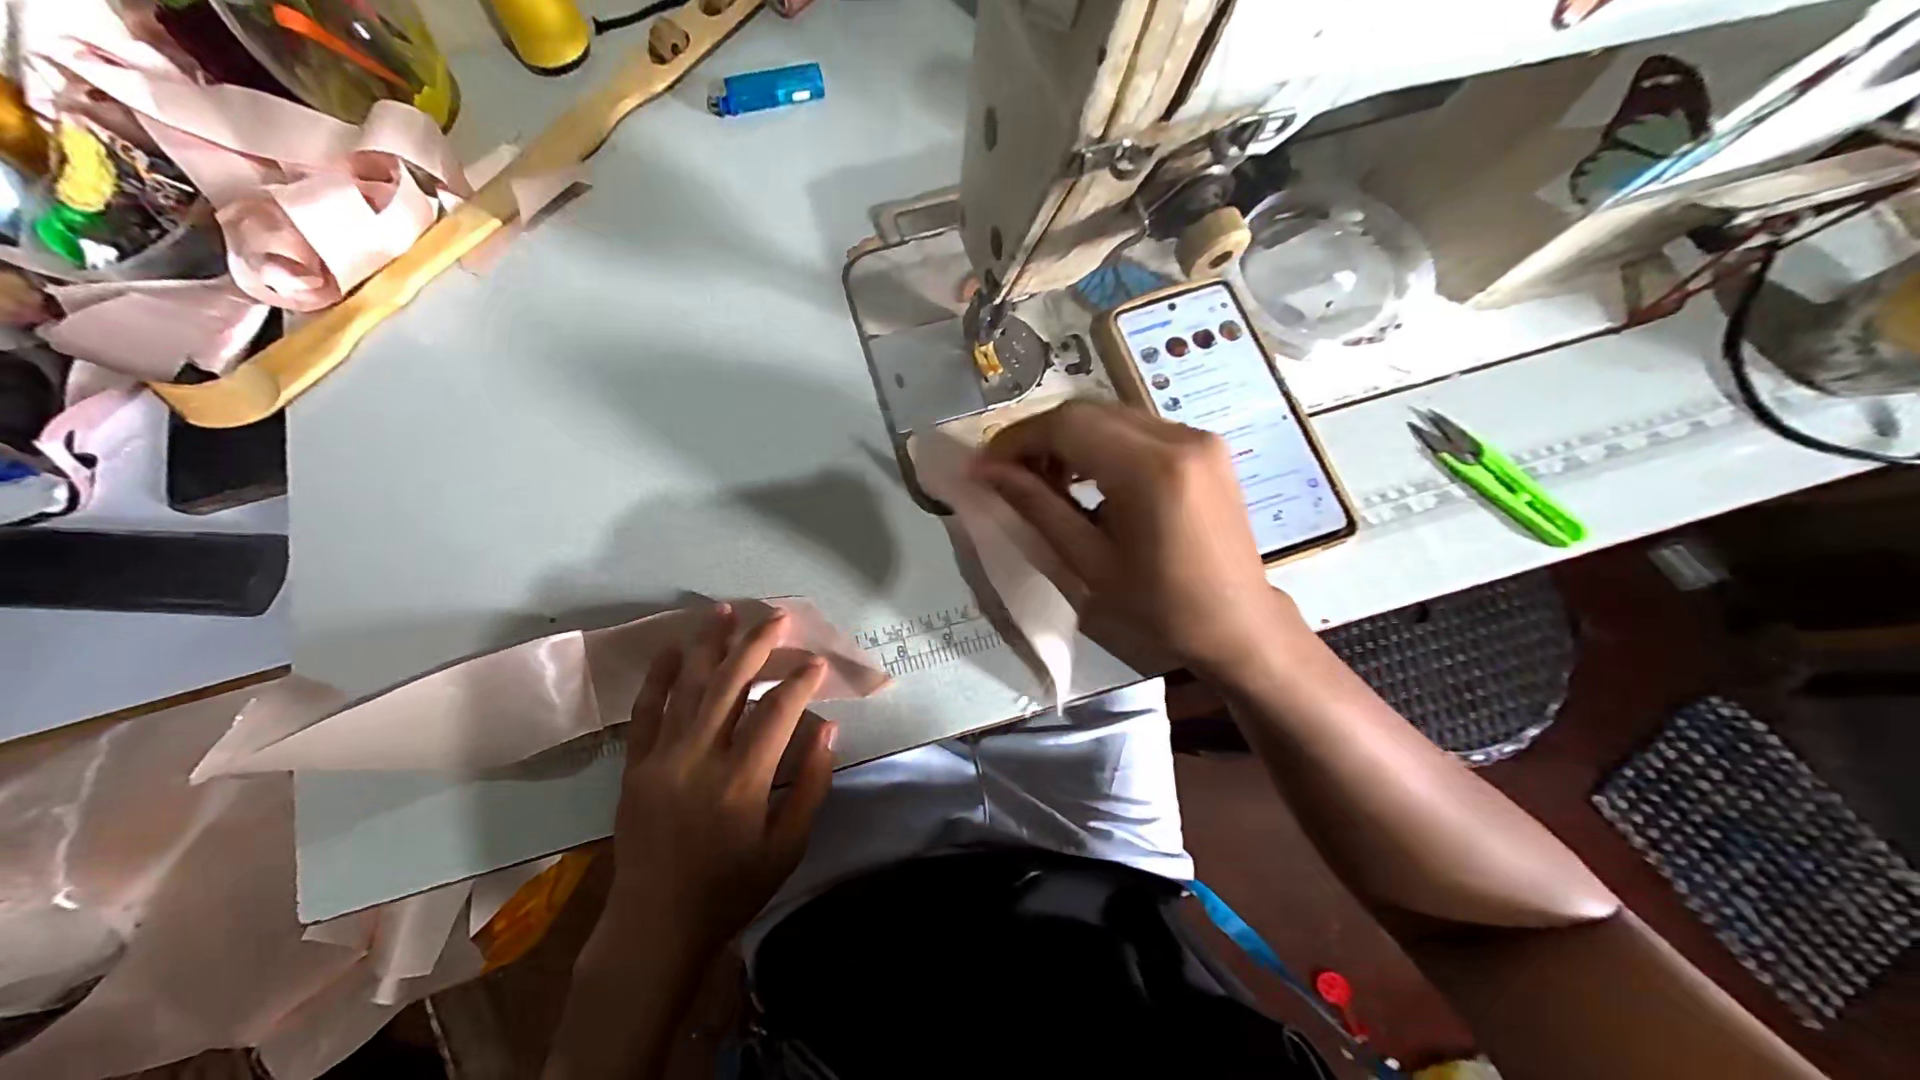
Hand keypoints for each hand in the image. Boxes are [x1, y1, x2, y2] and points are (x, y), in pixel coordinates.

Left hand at [605, 604, 836, 949]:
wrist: (654, 926)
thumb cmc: (729, 889)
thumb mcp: (787, 848)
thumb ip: (810, 785)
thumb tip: (828, 729)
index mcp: (742, 781)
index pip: (777, 712)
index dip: (801, 682)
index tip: (817, 663)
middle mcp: (699, 759)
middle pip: (731, 685)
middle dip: (757, 645)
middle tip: (776, 617)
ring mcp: (661, 759)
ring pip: (688, 688)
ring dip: (708, 645)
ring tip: (724, 610)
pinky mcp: (635, 766)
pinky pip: (646, 712)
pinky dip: (660, 677)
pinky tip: (673, 650)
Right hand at [975, 401, 1306, 677]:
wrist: (1237, 623)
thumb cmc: (1160, 608)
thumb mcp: (1089, 562)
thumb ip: (1037, 507)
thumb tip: (986, 472)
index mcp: (1152, 471)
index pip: (1068, 425)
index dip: (1017, 440)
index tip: (983, 466)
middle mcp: (1180, 437)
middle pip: (1088, 411)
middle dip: (1039, 436)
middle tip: (1008, 474)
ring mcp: (1198, 436)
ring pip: (1111, 415)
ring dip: (1068, 438)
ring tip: (1044, 479)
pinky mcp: (1205, 444)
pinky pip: (1137, 428)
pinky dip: (1101, 443)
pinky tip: (1086, 476)